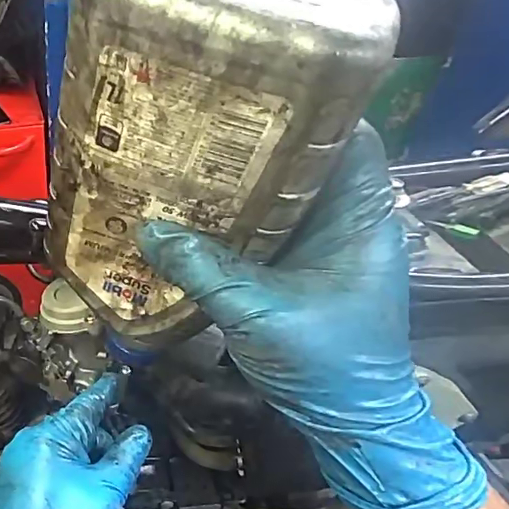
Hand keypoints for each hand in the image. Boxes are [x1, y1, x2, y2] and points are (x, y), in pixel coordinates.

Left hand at [0, 377, 150, 508]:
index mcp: (50, 435)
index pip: (88, 403)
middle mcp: (29, 441)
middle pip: (77, 425)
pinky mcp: (16, 482)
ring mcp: (19, 462)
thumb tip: (140, 432)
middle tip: (128, 451)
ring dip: (88, 456)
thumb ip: (127, 455)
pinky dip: (71, 468)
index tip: (120, 379)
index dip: (108, 391)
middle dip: (104, 436)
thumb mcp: (107, 490)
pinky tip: (87, 489)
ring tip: (110, 478)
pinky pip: (50, 463)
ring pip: (64, 446)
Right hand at [137, 123, 485, 508]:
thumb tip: (147, 229)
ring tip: (196, 153)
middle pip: (308, 159)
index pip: (349, 134)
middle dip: (262, 138)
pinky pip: (271, 227)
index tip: (259, 86)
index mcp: (361, 214)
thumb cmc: (326, 363)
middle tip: (209, 116)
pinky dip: (241, 218)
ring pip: (286, 194)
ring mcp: (325, 243)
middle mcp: (348, 218)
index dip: (311, 104)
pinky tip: (199, 210)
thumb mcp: (258, 312)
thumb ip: (203, 270)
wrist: (350, 422)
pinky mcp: (304, 266)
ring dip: (247, 180)